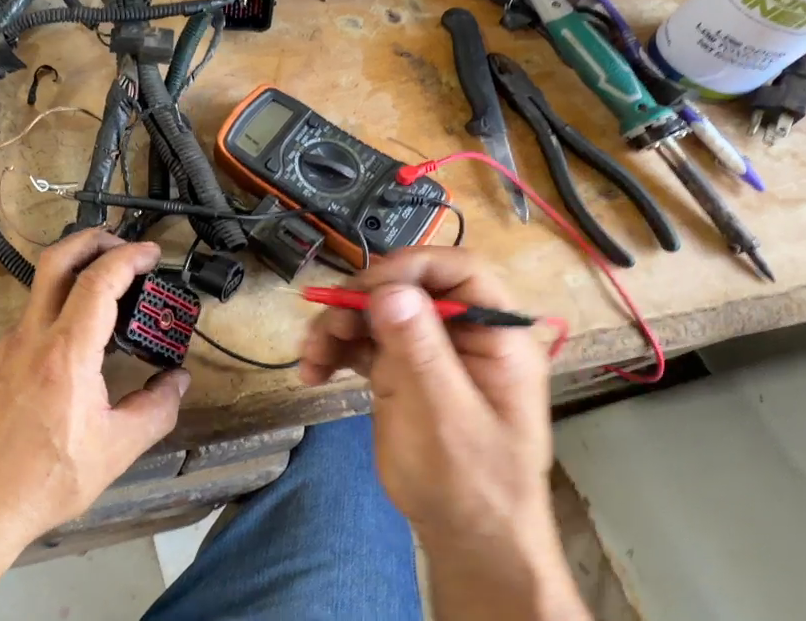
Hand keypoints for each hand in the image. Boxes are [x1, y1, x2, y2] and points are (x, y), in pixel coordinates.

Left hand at [0, 230, 190, 546]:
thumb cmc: (51, 478)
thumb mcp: (118, 448)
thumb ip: (156, 408)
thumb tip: (179, 380)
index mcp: (66, 353)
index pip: (97, 282)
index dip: (128, 257)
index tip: (153, 252)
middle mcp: (34, 336)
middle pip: (56, 260)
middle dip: (93, 240)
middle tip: (127, 246)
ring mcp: (14, 344)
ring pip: (42, 282)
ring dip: (77, 266)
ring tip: (114, 280)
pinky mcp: (6, 358)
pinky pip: (37, 310)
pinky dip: (65, 298)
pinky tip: (88, 326)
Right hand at [300, 247, 585, 620]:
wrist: (464, 539)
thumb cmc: (472, 484)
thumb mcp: (446, 415)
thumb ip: (419, 350)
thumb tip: (389, 290)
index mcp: (494, 337)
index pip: (460, 271)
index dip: (414, 267)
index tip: (370, 286)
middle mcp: (460, 335)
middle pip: (405, 288)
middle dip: (360, 301)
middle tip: (329, 322)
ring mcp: (427, 353)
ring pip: (373, 312)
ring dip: (336, 327)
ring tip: (311, 357)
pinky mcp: (398, 371)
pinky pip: (360, 342)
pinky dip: (332, 350)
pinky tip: (312, 370)